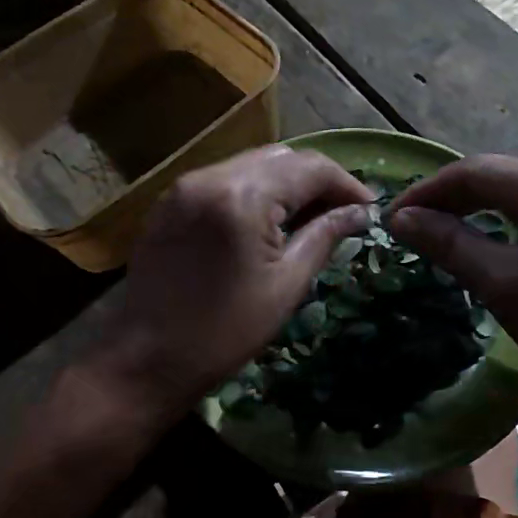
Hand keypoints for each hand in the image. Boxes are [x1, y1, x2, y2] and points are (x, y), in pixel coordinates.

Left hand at [95, 145, 373, 407]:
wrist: (147, 360)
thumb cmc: (224, 331)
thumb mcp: (286, 285)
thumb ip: (324, 236)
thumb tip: (359, 213)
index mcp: (241, 196)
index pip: (309, 167)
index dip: (346, 183)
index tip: (370, 209)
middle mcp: (210, 177)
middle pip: (280, 158)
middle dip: (317, 181)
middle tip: (343, 214)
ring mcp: (184, 187)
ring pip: (252, 165)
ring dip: (287, 185)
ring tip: (311, 219)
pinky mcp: (170, 203)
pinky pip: (224, 181)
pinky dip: (255, 193)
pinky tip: (269, 223)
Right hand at [387, 154, 517, 395]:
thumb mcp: (502, 285)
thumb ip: (450, 244)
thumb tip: (401, 219)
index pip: (476, 172)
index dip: (428, 190)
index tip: (391, 218)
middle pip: (496, 177)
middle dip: (448, 198)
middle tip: (408, 227)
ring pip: (512, 195)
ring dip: (471, 210)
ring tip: (435, 233)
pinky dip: (497, 223)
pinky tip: (480, 241)